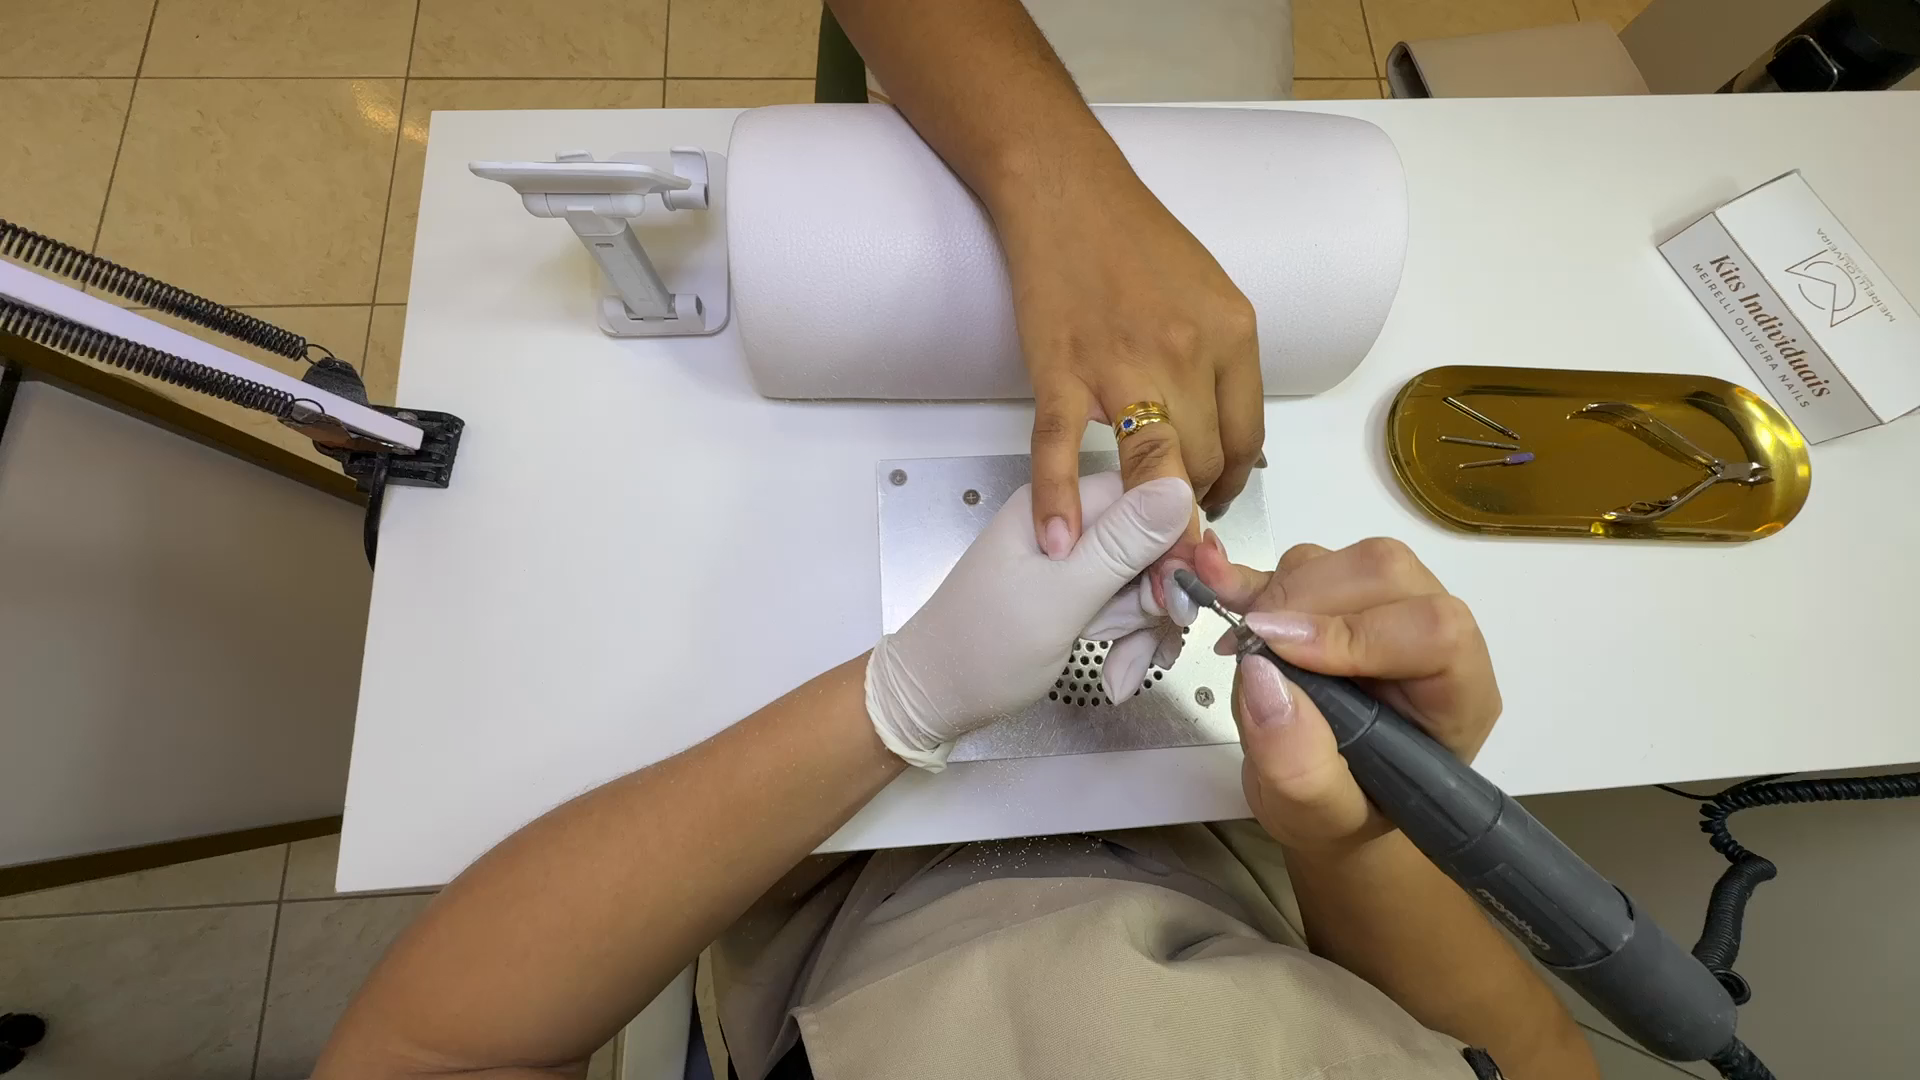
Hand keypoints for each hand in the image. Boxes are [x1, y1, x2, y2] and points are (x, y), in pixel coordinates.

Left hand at [867, 472, 1191, 768]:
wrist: (932, 697)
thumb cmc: (985, 647)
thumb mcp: (1059, 597)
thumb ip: (1121, 546)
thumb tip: (1177, 487)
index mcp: (1054, 506)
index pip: (1142, 495)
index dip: (1172, 541)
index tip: (1180, 593)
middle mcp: (1063, 525)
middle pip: (1147, 543)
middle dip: (1156, 597)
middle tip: (1149, 639)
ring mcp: (1067, 564)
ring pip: (1140, 582)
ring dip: (1142, 629)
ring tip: (1121, 671)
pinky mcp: (1070, 597)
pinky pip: (1121, 608)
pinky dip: (1127, 642)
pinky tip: (1118, 675)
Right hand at [992, 167, 1263, 562]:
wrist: (1064, 192)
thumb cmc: (1137, 239)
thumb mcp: (1207, 292)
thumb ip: (1220, 361)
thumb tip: (1216, 425)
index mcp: (1232, 334)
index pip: (1246, 439)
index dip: (1230, 486)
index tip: (1208, 503)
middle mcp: (1188, 356)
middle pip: (1204, 464)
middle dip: (1190, 507)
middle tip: (1167, 526)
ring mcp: (1122, 368)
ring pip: (1152, 469)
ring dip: (1146, 520)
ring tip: (1133, 545)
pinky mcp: (1062, 373)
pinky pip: (1063, 449)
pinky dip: (1059, 500)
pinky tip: (1058, 541)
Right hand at [1194, 535, 1500, 853]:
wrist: (1322, 798)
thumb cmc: (1337, 814)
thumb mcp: (1319, 815)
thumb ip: (1299, 765)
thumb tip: (1261, 675)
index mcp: (1454, 693)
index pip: (1433, 629)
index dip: (1352, 631)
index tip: (1275, 651)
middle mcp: (1426, 634)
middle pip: (1384, 572)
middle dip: (1304, 601)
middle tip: (1251, 644)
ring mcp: (1377, 607)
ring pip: (1339, 559)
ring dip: (1278, 591)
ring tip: (1242, 642)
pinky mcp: (1327, 598)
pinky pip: (1295, 564)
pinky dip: (1248, 574)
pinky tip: (1216, 585)